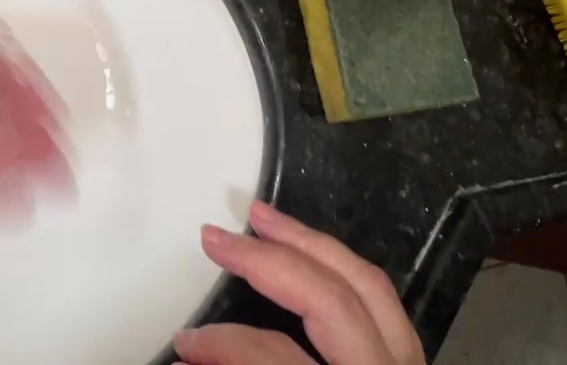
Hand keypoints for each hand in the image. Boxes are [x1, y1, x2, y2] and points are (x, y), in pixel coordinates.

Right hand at [175, 202, 424, 364]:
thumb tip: (192, 359)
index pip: (276, 360)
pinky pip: (382, 302)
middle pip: (333, 304)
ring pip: (368, 287)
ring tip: (262, 216)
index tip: (184, 344)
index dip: (223, 345)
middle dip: (269, 261)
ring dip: (309, 243)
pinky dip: (340, 266)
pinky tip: (309, 252)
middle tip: (214, 236)